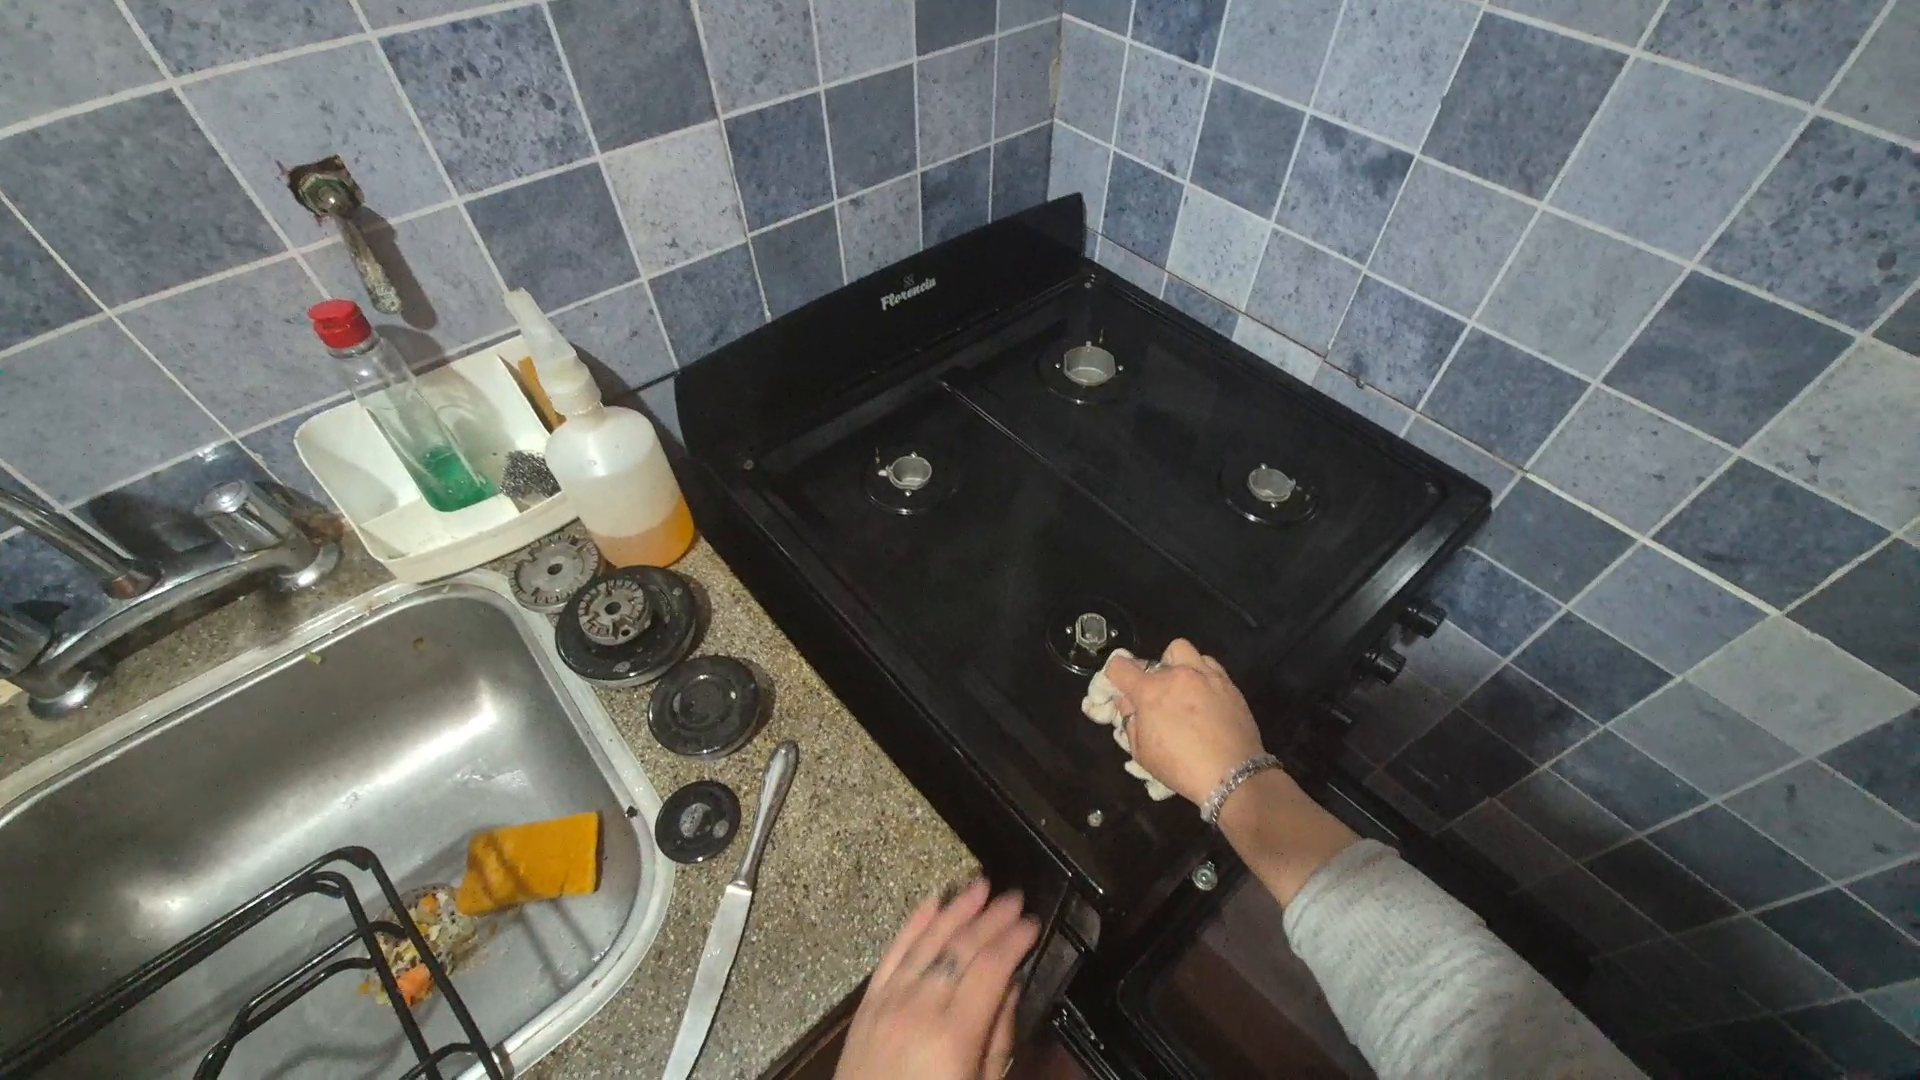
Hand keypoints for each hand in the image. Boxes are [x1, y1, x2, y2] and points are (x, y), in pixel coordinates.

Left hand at [835, 880, 1040, 1079]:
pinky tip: (931, 902)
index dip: (1014, 940)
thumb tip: (1010, 988)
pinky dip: (913, 924)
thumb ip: (997, 1039)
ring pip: (927, 939)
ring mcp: (889, 1002)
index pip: (990, 968)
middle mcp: (919, 1008)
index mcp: (953, 1036)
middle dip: (991, 917)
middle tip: (1014, 896)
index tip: (1033, 922)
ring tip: (979, 886)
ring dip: (955, 909)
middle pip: (960, 947)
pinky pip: (892, 952)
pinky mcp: (868, 1004)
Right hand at [1105, 639, 1265, 805]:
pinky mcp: (1228, 683)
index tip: (1121, 691)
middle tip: (1155, 700)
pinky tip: (1204, 695)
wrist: (1233, 776)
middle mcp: (1176, 675)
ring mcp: (1205, 675)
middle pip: (1151, 659)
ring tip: (1181, 688)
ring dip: (1174, 665)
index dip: (1114, 677)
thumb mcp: (1142, 753)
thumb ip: (1130, 721)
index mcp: (1150, 691)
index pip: (1119, 666)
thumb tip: (1128, 702)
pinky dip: (1200, 673)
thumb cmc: (1181, 767)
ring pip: (1181, 650)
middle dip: (1147, 678)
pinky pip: (1208, 664)